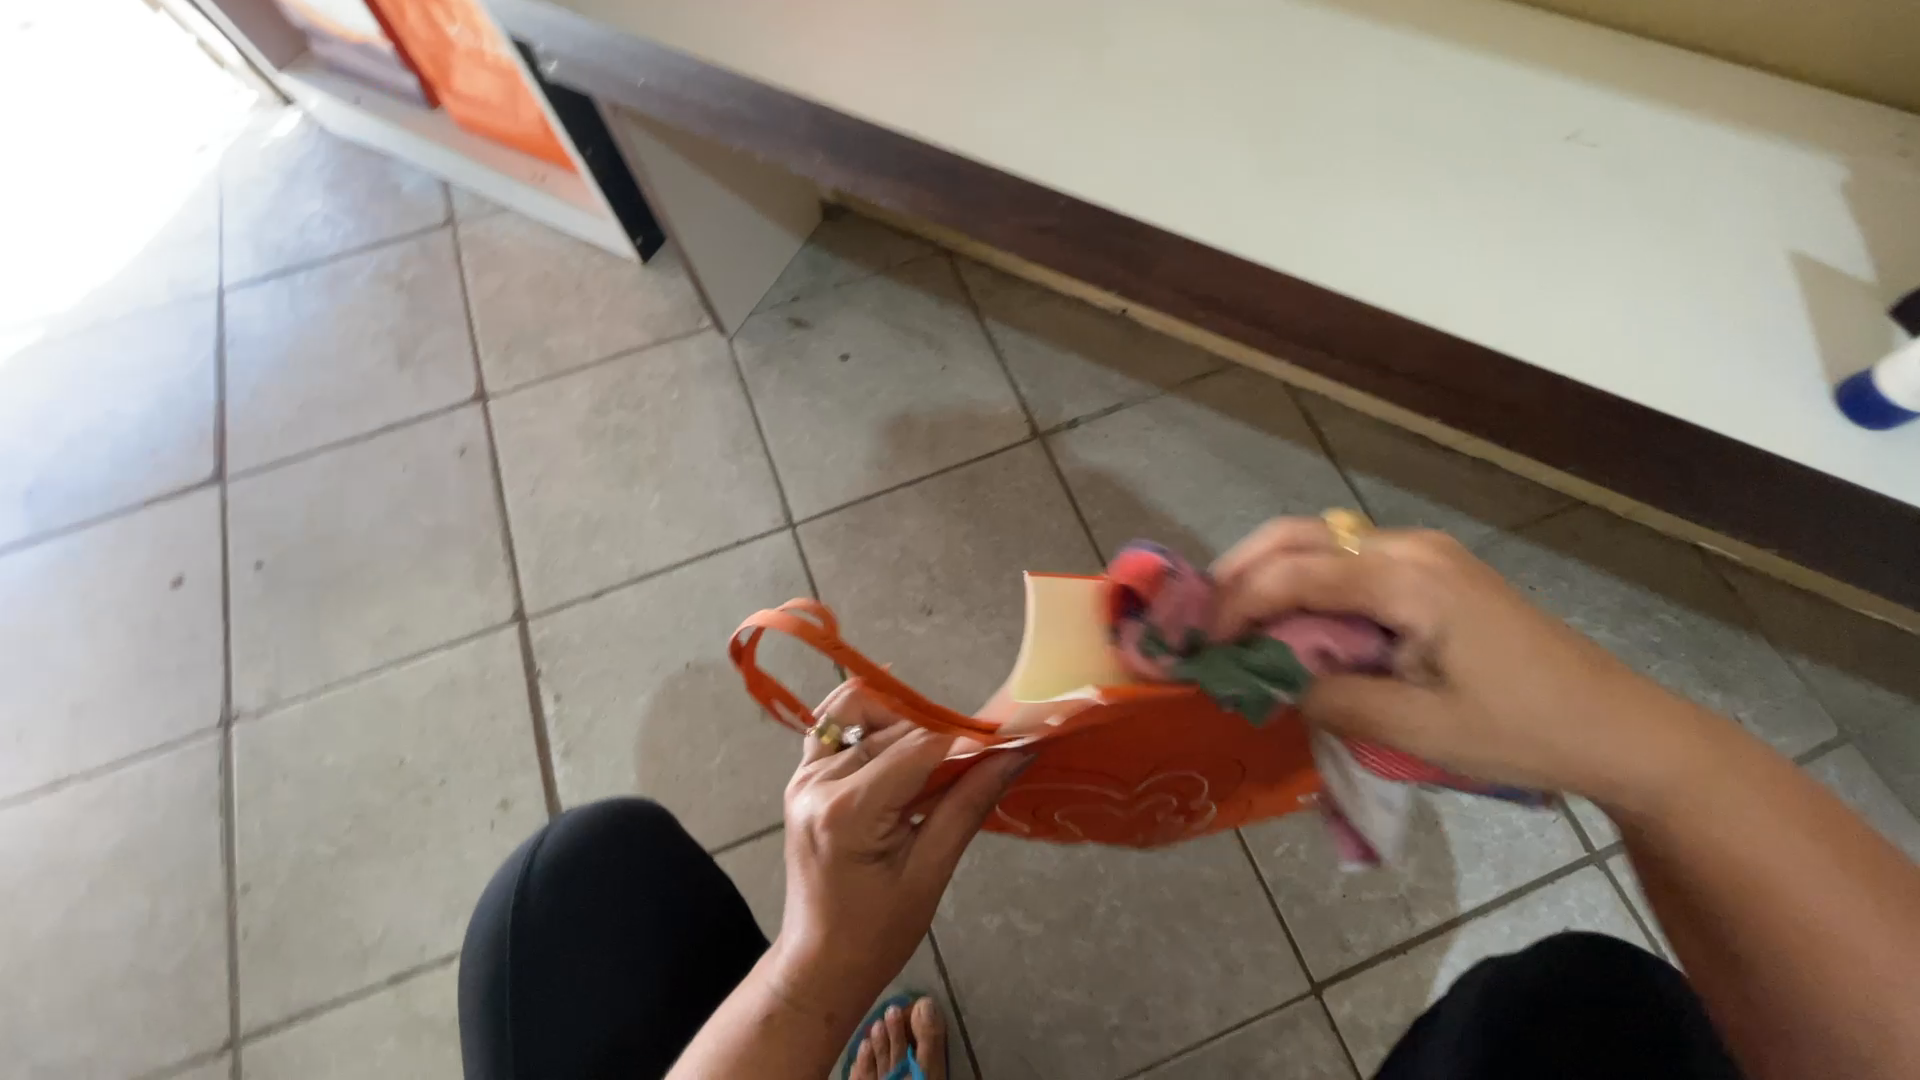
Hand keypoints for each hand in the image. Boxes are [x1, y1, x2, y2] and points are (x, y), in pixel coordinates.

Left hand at [769, 681, 1030, 1009]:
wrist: (820, 964)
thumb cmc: (877, 933)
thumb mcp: (930, 873)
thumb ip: (969, 804)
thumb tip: (1015, 754)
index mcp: (846, 811)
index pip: (917, 749)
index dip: (964, 741)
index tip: (1004, 742)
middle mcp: (817, 782)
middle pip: (893, 729)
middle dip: (941, 733)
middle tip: (979, 756)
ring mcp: (804, 775)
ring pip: (862, 712)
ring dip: (905, 721)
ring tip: (936, 752)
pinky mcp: (803, 776)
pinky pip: (835, 723)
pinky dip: (871, 720)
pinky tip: (900, 738)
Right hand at [1208, 518, 1706, 799]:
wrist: (1624, 730)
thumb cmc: (1524, 731)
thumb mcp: (1415, 728)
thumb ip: (1328, 697)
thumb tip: (1265, 679)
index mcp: (1408, 578)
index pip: (1293, 573)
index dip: (1235, 605)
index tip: (1202, 646)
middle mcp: (1408, 547)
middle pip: (1296, 536)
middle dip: (1237, 573)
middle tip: (1202, 621)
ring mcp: (1422, 554)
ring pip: (1316, 544)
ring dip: (1266, 576)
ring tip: (1232, 622)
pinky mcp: (1429, 572)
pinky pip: (1343, 564)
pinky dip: (1301, 586)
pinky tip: (1289, 623)